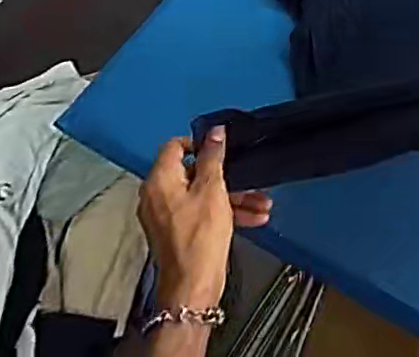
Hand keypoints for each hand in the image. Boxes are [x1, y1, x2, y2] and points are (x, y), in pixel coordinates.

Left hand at [137, 126, 274, 308]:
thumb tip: (214, 131)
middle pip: (193, 172)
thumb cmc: (201, 234)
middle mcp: (157, 196)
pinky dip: (224, 211)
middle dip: (226, 174)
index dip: (199, 143)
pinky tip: (254, 216)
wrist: (193, 287)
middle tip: (248, 176)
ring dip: (233, 195)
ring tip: (262, 201)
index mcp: (160, 181)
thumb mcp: (212, 187)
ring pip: (202, 194)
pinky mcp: (177, 232)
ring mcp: (166, 216)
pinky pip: (202, 212)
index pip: (174, 146)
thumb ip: (213, 156)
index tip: (221, 149)